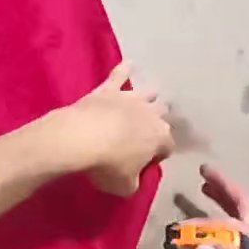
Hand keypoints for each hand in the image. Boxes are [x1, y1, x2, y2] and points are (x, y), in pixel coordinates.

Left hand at [43, 62, 173, 196]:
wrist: (81, 137)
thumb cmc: (107, 165)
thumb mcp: (125, 185)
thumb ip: (134, 181)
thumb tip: (132, 179)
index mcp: (161, 138)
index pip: (167, 147)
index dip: (158, 155)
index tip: (146, 162)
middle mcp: (151, 114)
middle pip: (161, 116)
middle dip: (157, 122)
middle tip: (146, 131)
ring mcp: (130, 99)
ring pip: (146, 95)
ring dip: (148, 98)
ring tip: (151, 96)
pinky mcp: (108, 90)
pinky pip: (119, 76)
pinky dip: (123, 70)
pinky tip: (127, 63)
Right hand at [193, 164, 248, 248]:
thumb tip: (200, 245)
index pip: (233, 221)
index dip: (206, 221)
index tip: (181, 225)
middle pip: (242, 207)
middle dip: (223, 188)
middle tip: (203, 172)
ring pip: (235, 220)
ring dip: (219, 204)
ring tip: (203, 190)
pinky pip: (226, 239)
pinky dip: (213, 228)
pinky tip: (203, 228)